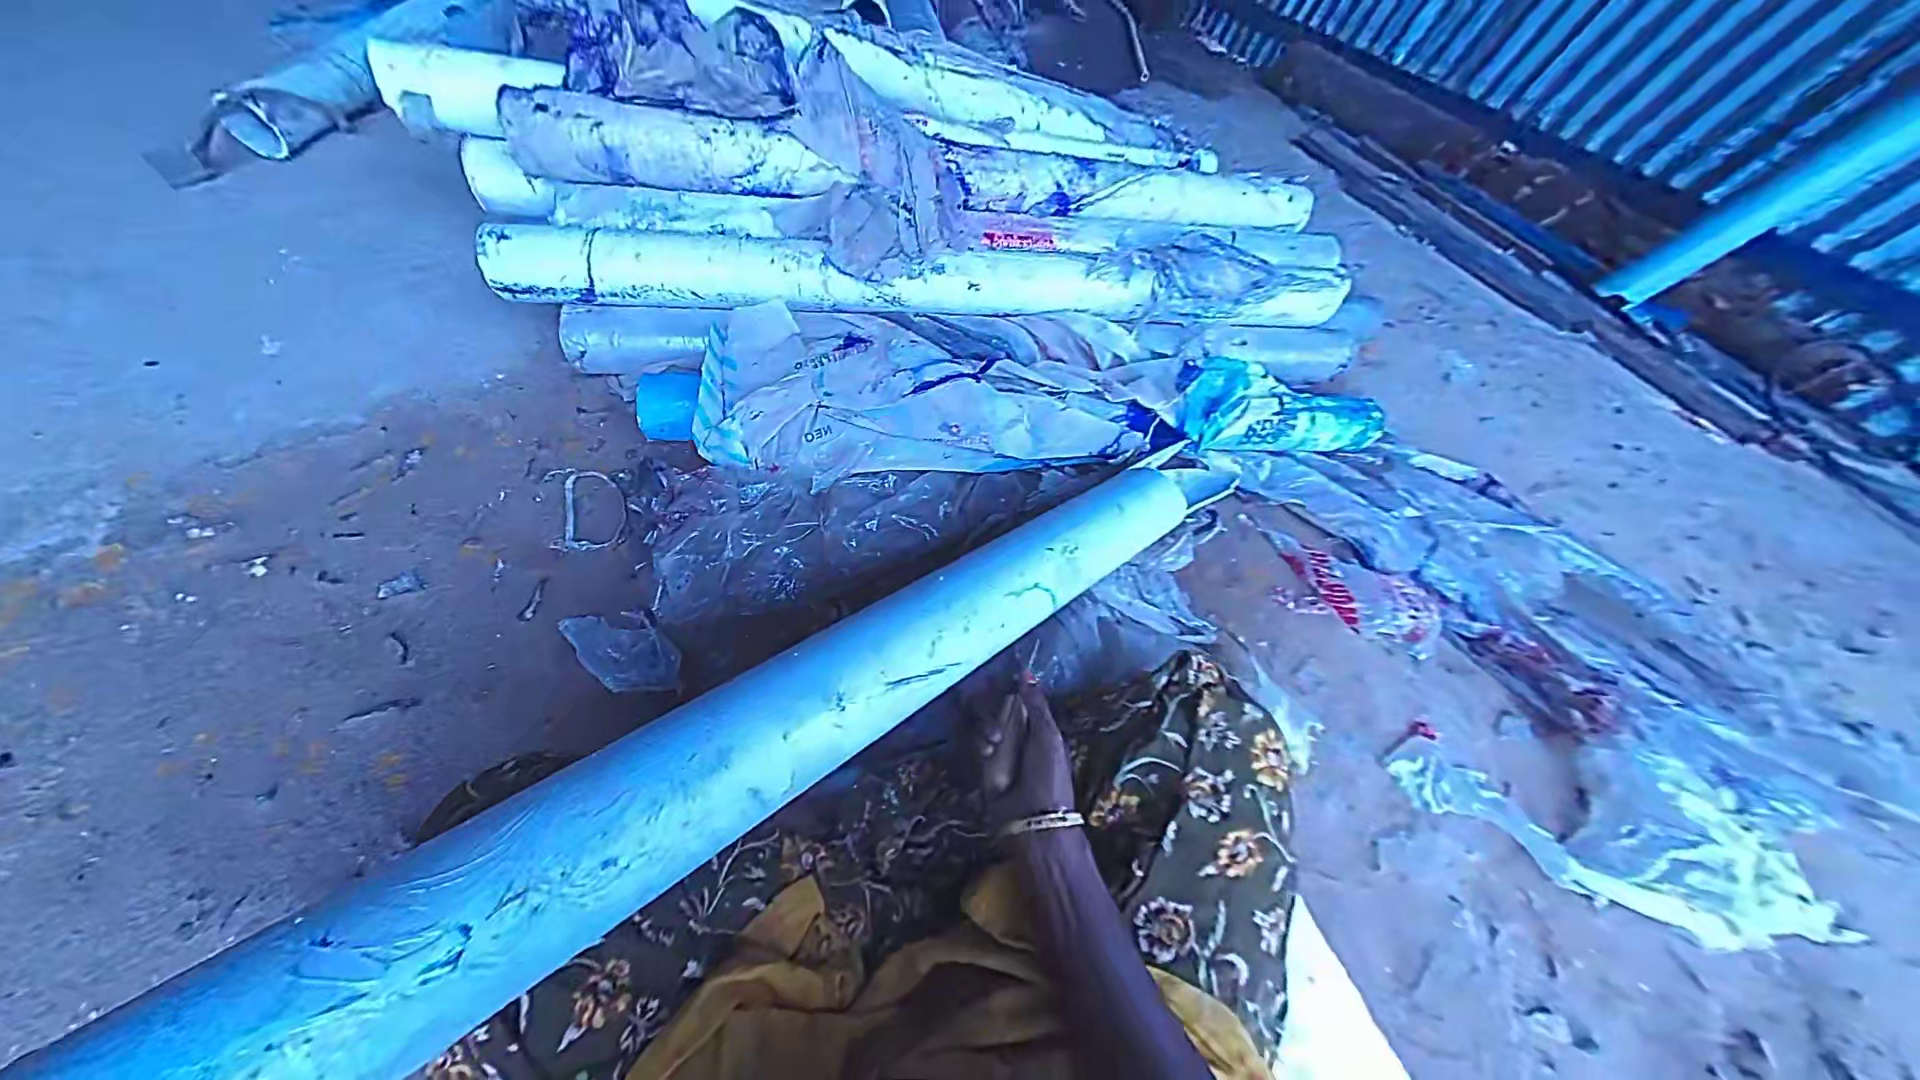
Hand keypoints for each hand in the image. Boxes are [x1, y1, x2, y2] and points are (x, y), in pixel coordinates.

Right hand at [974, 673, 1076, 827]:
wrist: (1033, 820)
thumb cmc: (1048, 775)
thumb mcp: (1047, 735)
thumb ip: (1035, 703)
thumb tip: (1026, 671)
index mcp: (1039, 726)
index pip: (1021, 698)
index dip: (1012, 688)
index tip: (1002, 676)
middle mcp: (1019, 735)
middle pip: (1000, 707)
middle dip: (995, 707)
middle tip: (999, 707)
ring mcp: (1002, 750)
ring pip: (986, 723)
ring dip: (988, 726)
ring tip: (995, 739)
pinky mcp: (985, 765)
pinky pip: (978, 743)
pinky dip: (981, 743)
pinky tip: (988, 750)